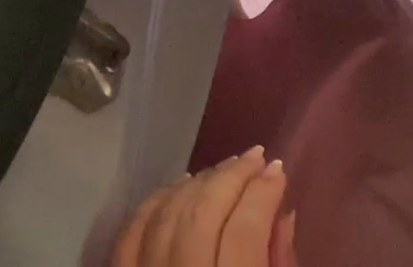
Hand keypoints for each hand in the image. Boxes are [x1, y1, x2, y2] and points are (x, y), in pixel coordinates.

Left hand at [113, 148, 297, 266]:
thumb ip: (279, 263)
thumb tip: (282, 212)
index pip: (243, 233)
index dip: (262, 194)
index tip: (278, 167)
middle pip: (200, 214)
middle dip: (231, 178)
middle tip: (255, 157)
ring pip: (165, 216)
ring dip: (196, 184)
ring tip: (224, 170)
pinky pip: (130, 233)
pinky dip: (155, 202)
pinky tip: (180, 186)